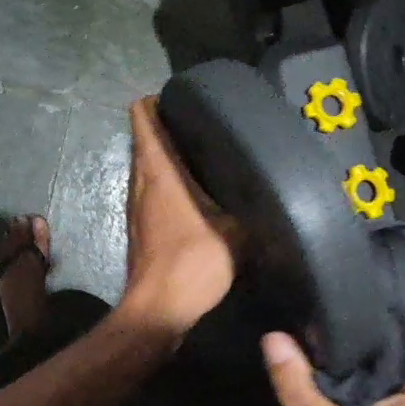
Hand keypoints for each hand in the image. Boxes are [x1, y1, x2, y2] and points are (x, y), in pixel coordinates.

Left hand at [118, 97, 233, 336]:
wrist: (159, 309)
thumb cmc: (193, 262)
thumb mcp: (235, 231)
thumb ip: (250, 205)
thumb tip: (269, 189)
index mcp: (158, 172)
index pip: (143, 120)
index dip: (156, 101)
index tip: (180, 96)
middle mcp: (140, 182)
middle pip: (143, 139)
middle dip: (165, 126)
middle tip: (200, 121)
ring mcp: (135, 206)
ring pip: (144, 166)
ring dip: (164, 155)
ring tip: (200, 151)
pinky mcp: (138, 227)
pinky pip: (149, 189)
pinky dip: (164, 180)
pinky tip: (191, 190)